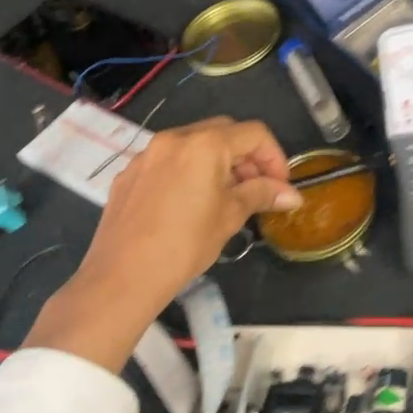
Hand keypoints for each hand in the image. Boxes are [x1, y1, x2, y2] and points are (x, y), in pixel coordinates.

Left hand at [24, 116, 301, 370]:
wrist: (119, 280)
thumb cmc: (183, 246)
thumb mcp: (230, 217)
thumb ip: (262, 195)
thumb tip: (293, 195)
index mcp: (205, 144)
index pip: (253, 134)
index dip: (274, 157)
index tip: (280, 186)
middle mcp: (174, 139)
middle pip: (223, 132)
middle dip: (246, 156)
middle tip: (256, 188)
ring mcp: (147, 155)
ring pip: (194, 144)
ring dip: (217, 162)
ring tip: (224, 197)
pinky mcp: (128, 174)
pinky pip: (168, 161)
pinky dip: (188, 171)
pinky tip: (188, 204)